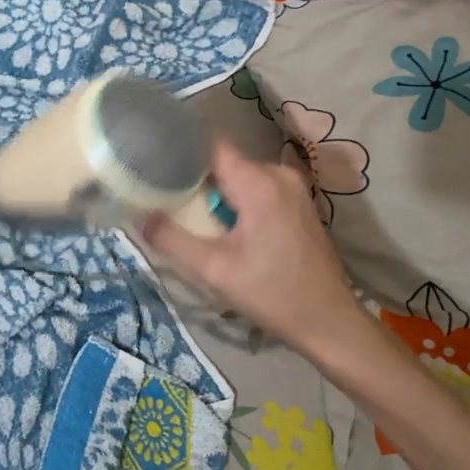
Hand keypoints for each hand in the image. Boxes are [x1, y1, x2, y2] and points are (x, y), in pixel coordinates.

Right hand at [137, 138, 367, 359]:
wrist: (331, 325)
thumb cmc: (273, 294)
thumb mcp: (213, 270)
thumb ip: (171, 238)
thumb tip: (137, 216)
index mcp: (259, 183)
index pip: (208, 144)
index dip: (177, 147)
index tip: (149, 157)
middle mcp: (278, 175)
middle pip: (221, 159)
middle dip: (189, 172)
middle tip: (157, 190)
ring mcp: (292, 188)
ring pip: (236, 173)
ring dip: (210, 187)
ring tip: (181, 206)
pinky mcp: (296, 203)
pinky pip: (252, 186)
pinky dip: (230, 196)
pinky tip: (215, 220)